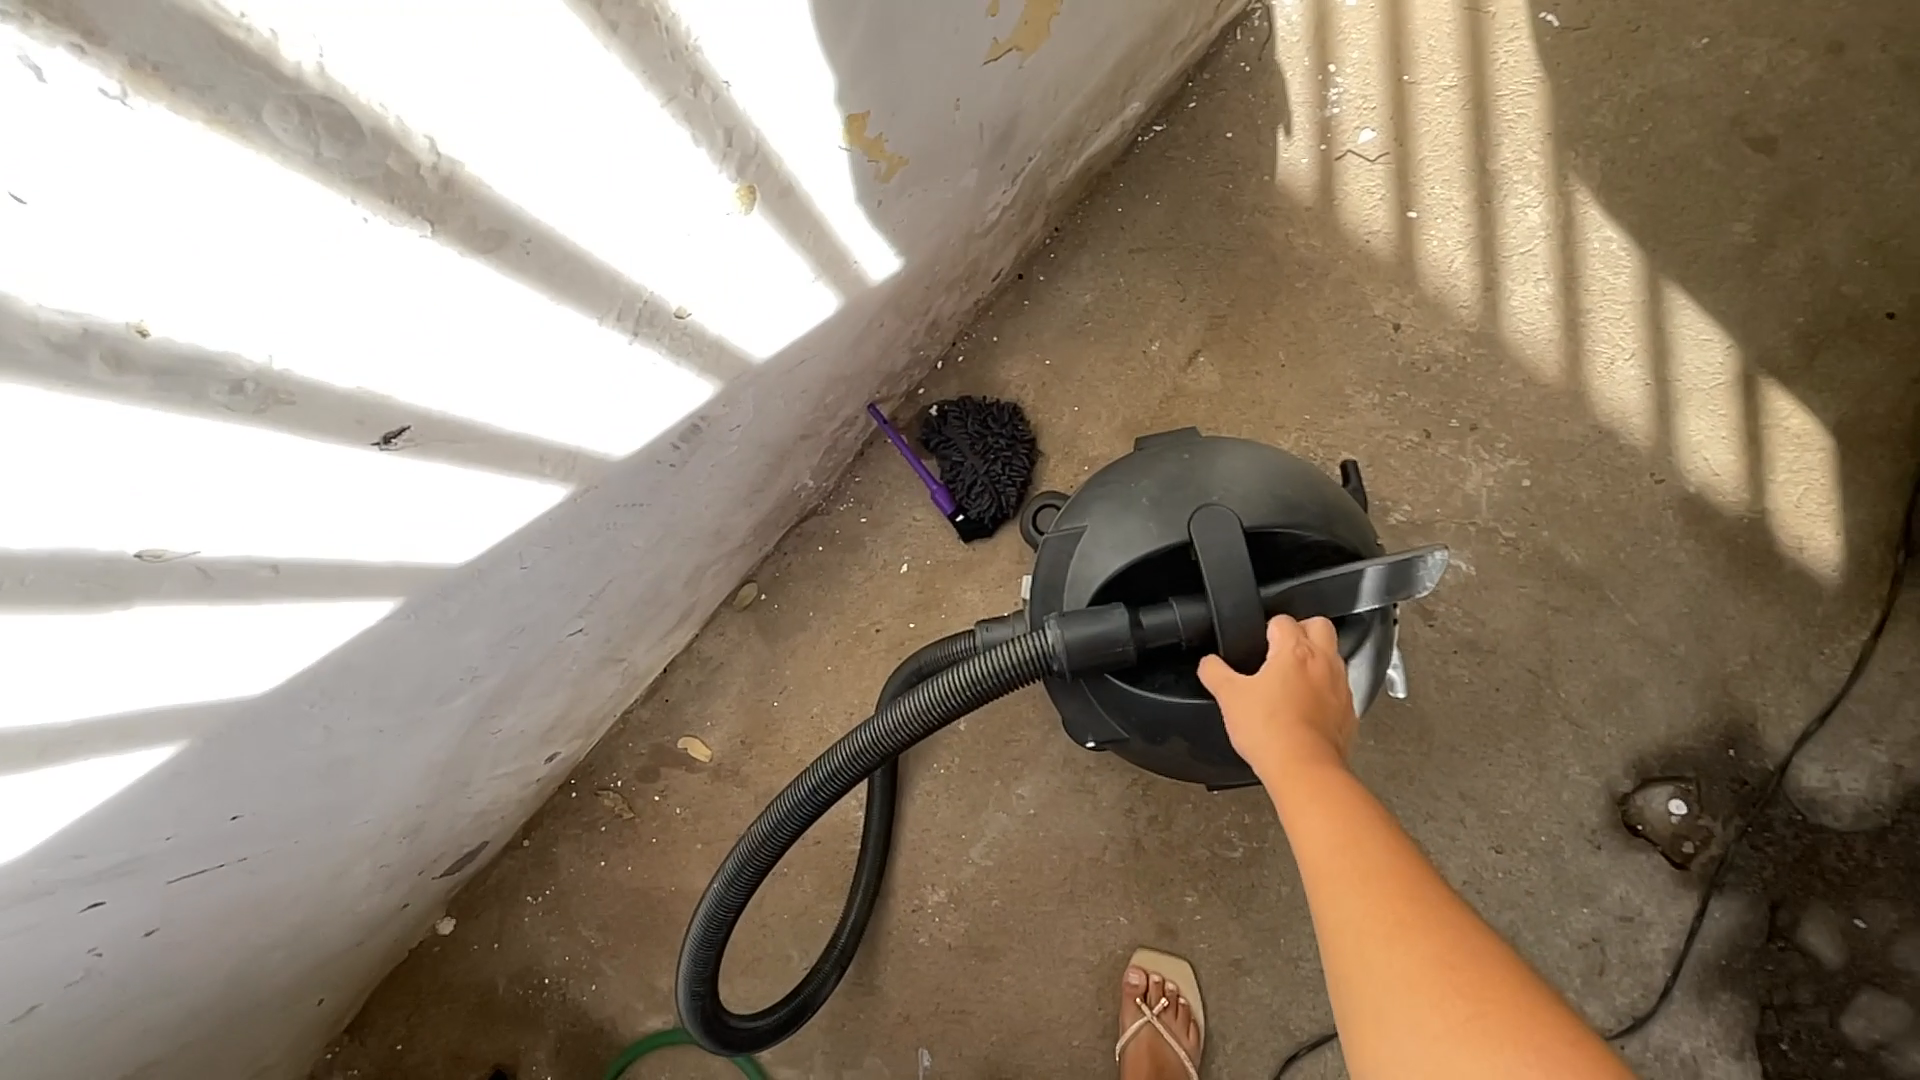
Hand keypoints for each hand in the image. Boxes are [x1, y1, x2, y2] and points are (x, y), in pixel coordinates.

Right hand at [1197, 615, 1357, 781]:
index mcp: (1294, 651)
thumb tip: (1208, 663)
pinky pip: (1339, 690)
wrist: (1304, 769)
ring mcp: (1340, 687)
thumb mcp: (1228, 696)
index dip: (1267, 626)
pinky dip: (1325, 691)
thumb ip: (1214, 672)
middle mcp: (1323, 663)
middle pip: (1320, 625)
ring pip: (1334, 656)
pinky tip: (1305, 707)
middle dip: (1302, 629)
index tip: (1257, 639)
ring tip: (1293, 677)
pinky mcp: (1348, 712)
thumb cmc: (1272, 731)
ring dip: (1316, 659)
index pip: (1283, 620)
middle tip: (1283, 646)